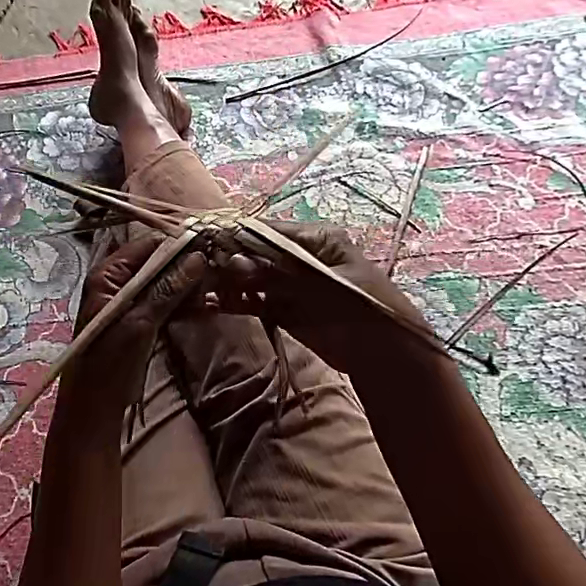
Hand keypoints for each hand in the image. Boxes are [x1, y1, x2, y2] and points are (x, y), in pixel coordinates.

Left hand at [70, 235, 209, 401]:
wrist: (94, 409)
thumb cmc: (108, 366)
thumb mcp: (139, 324)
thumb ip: (166, 290)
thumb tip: (197, 258)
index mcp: (107, 275)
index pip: (148, 245)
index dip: (179, 245)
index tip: (212, 250)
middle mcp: (117, 282)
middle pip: (158, 261)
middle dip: (188, 266)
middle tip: (218, 273)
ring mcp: (129, 301)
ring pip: (165, 281)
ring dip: (188, 286)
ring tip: (213, 291)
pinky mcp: (140, 320)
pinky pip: (165, 301)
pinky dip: (183, 302)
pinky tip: (203, 306)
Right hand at [211, 222, 437, 373]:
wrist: (384, 355)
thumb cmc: (362, 306)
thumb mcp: (321, 283)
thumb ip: (277, 272)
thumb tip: (234, 261)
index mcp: (315, 239)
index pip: (267, 231)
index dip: (237, 235)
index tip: (208, 240)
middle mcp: (298, 258)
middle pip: (254, 254)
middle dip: (228, 261)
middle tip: (200, 268)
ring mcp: (290, 285)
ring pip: (250, 279)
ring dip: (227, 283)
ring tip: (201, 287)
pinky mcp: (283, 310)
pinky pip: (254, 303)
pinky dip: (234, 304)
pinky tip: (211, 304)